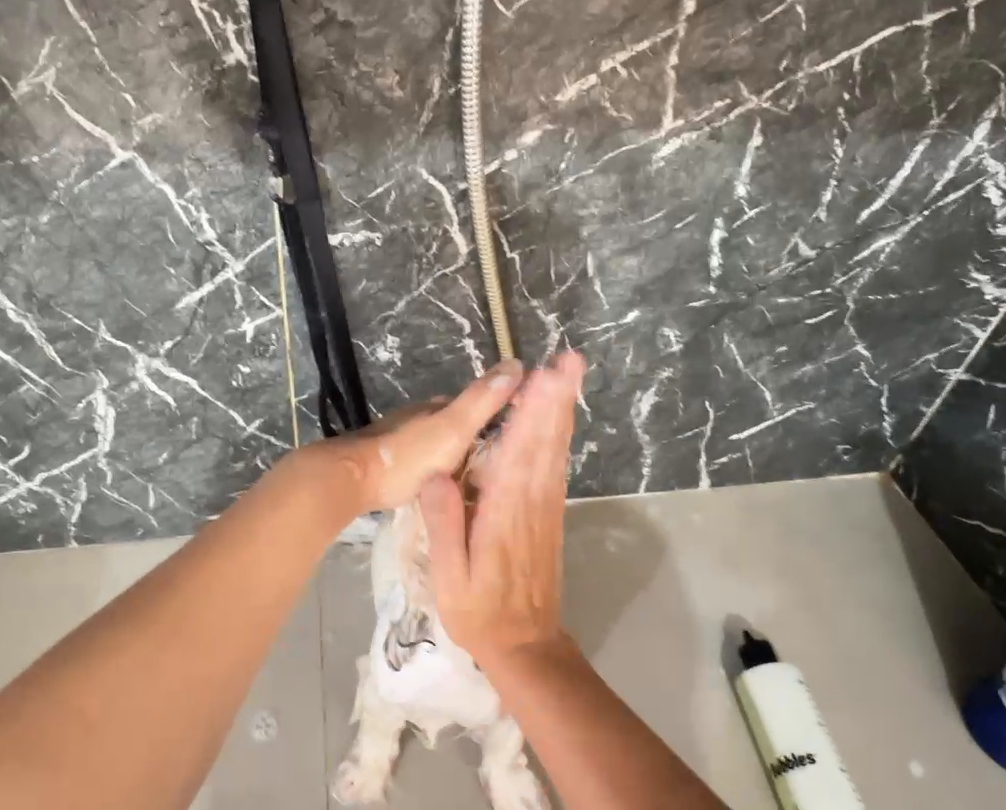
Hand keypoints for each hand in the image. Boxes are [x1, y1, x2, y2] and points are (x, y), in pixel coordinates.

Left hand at [302, 359, 523, 513]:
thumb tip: (517, 363)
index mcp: (434, 407)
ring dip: (453, 455)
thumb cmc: (407, 456)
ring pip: (434, 444)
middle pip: (452, 423)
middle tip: (497, 462)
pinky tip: (441, 488)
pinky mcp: (386, 465)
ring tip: (474, 479)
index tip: (514, 430)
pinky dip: (435, 471)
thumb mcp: (453, 428)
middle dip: (474, 436)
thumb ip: (482, 400)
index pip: (471, 403)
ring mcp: (398, 441)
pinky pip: (420, 464)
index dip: (493, 412)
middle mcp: (416, 418)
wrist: (352, 479)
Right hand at [419, 351, 585, 662]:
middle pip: (545, 441)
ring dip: (561, 409)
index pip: (519, 453)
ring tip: (567, 372)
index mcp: (503, 513)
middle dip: (556, 398)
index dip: (532, 413)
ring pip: (555, 449)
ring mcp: (545, 507)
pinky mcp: (550, 513)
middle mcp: (531, 502)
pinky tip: (560, 415)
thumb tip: (437, 473)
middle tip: (568, 359)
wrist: (525, 645)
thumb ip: (444, 525)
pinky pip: (556, 465)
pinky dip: (559, 434)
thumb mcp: (448, 577)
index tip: (542, 378)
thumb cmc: (478, 612)